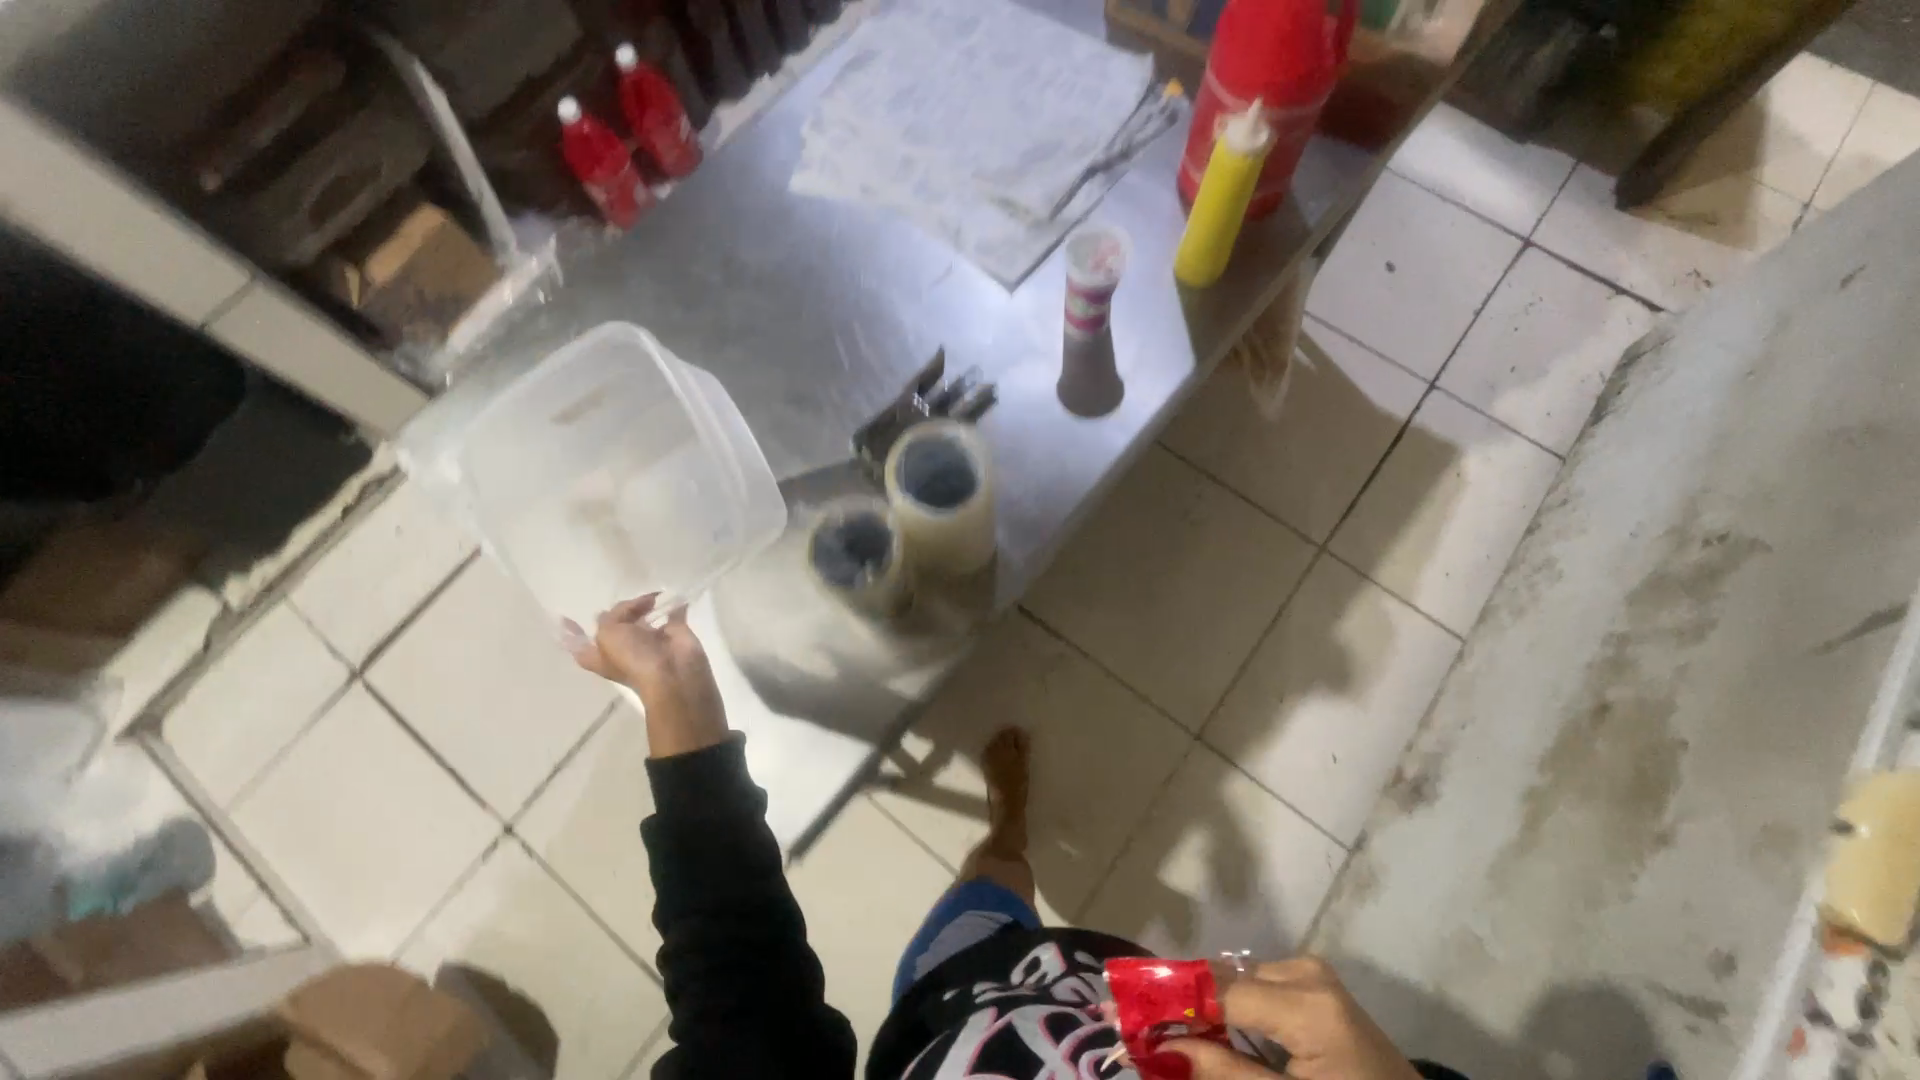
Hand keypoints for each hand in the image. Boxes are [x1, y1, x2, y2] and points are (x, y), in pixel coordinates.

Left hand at [563, 594, 729, 757]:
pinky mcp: (673, 632)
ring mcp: (649, 639)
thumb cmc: (633, 659)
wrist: (673, 673)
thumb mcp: (608, 634)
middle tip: (616, 590)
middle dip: (617, 609)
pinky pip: (672, 612)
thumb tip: (633, 606)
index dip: (572, 630)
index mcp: (600, 653)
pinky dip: (673, 602)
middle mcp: (623, 646)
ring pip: (642, 616)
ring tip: (646, 588)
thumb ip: (613, 615)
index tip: (563, 615)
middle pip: (615, 624)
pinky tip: (670, 591)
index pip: (579, 642)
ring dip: (644, 602)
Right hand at [1163, 958, 1420, 1079]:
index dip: (1167, 1001)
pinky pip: (1258, 987)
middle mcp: (1306, 972)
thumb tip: (1159, 1046)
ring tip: (1172, 1035)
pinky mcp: (1318, 985)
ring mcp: (1314, 975)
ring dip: (1204, 1007)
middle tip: (1141, 1030)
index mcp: (1306, 1005)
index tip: (1123, 1013)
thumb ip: (1224, 1072)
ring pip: (1236, 980)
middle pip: (1223, 979)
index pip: (1217, 990)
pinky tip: (1213, 1032)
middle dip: (1181, 1004)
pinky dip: (1231, 1008)